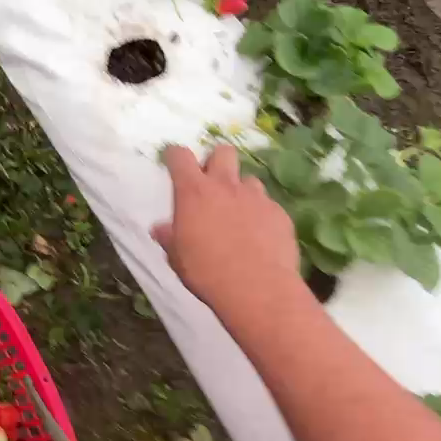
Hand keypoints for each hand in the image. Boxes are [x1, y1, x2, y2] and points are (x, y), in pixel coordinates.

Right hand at [152, 144, 304, 319]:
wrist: (257, 288)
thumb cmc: (206, 271)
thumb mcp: (177, 257)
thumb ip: (169, 237)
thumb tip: (160, 228)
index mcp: (194, 192)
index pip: (180, 156)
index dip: (175, 156)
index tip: (173, 163)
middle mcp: (225, 186)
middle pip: (223, 152)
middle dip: (215, 161)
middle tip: (210, 184)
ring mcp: (256, 198)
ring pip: (248, 179)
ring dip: (240, 191)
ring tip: (238, 214)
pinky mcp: (279, 214)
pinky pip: (268, 205)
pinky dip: (261, 214)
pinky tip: (259, 236)